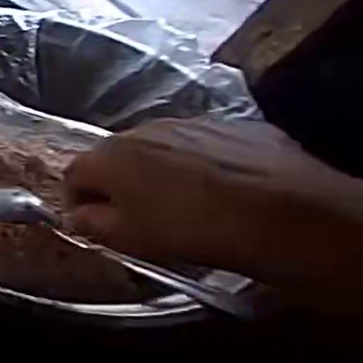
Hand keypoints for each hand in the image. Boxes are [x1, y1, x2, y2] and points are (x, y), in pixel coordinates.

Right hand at [61, 118, 362, 311]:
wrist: (289, 216)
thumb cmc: (192, 230)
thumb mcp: (129, 239)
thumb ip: (91, 224)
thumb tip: (78, 215)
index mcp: (110, 156)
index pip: (73, 174)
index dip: (77, 201)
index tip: (93, 224)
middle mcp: (143, 129)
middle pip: (114, 156)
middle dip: (117, 183)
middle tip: (135, 216)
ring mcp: (190, 123)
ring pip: (157, 148)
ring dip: (157, 172)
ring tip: (181, 205)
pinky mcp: (234, 125)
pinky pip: (200, 147)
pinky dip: (199, 165)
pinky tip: (221, 193)